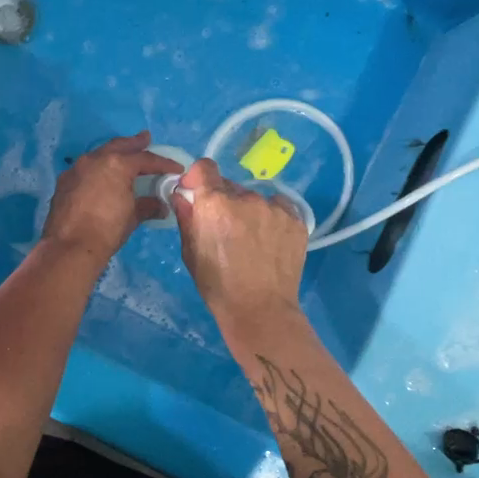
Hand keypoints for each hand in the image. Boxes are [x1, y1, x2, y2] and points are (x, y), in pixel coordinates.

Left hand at [41, 132, 183, 264]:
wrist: (70, 246)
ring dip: (112, 154)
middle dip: (134, 143)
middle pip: (118, 146)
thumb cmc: (107, 230)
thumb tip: (160, 206)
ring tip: (123, 155)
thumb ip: (147, 206)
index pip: (145, 159)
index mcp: (116, 164)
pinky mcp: (64, 182)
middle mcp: (94, 159)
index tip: (176, 168)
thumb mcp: (132, 217)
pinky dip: (96, 168)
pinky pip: (84, 169)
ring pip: (98, 155)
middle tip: (145, 139)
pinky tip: (100, 176)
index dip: (163, 164)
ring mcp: (76, 169)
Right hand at [171, 158, 309, 324]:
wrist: (260, 309)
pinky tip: (269, 240)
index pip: (205, 168)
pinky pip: (278, 207)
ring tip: (250, 239)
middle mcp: (246, 198)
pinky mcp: (296, 219)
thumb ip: (186, 217)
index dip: (197, 177)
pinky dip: (271, 217)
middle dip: (223, 201)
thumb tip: (182, 195)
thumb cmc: (217, 285)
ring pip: (255, 199)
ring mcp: (274, 208)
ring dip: (248, 211)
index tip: (196, 192)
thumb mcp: (190, 253)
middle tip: (224, 229)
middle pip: (230, 187)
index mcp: (215, 204)